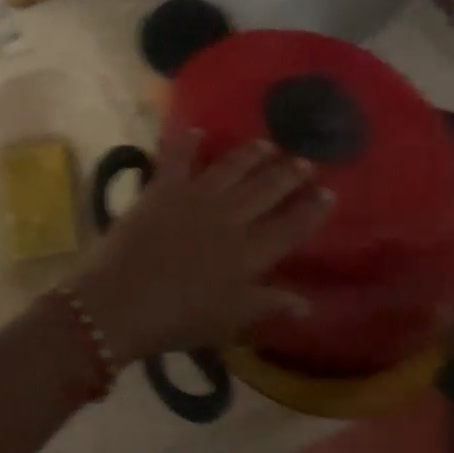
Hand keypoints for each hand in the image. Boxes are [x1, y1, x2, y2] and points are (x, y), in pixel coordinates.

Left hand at [73, 132, 333, 361]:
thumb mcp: (231, 321)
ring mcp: (195, 197)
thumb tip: (307, 303)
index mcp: (249, 253)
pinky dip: (188, 142)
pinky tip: (198, 131)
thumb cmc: (179, 318)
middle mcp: (229, 217)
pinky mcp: (163, 187)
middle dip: (289, 173)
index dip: (311, 209)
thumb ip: (268, 305)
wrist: (124, 297)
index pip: (290, 227)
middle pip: (266, 190)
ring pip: (231, 168)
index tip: (329, 191)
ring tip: (267, 143)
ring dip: (251, 154)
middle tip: (305, 159)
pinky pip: (178, 157)